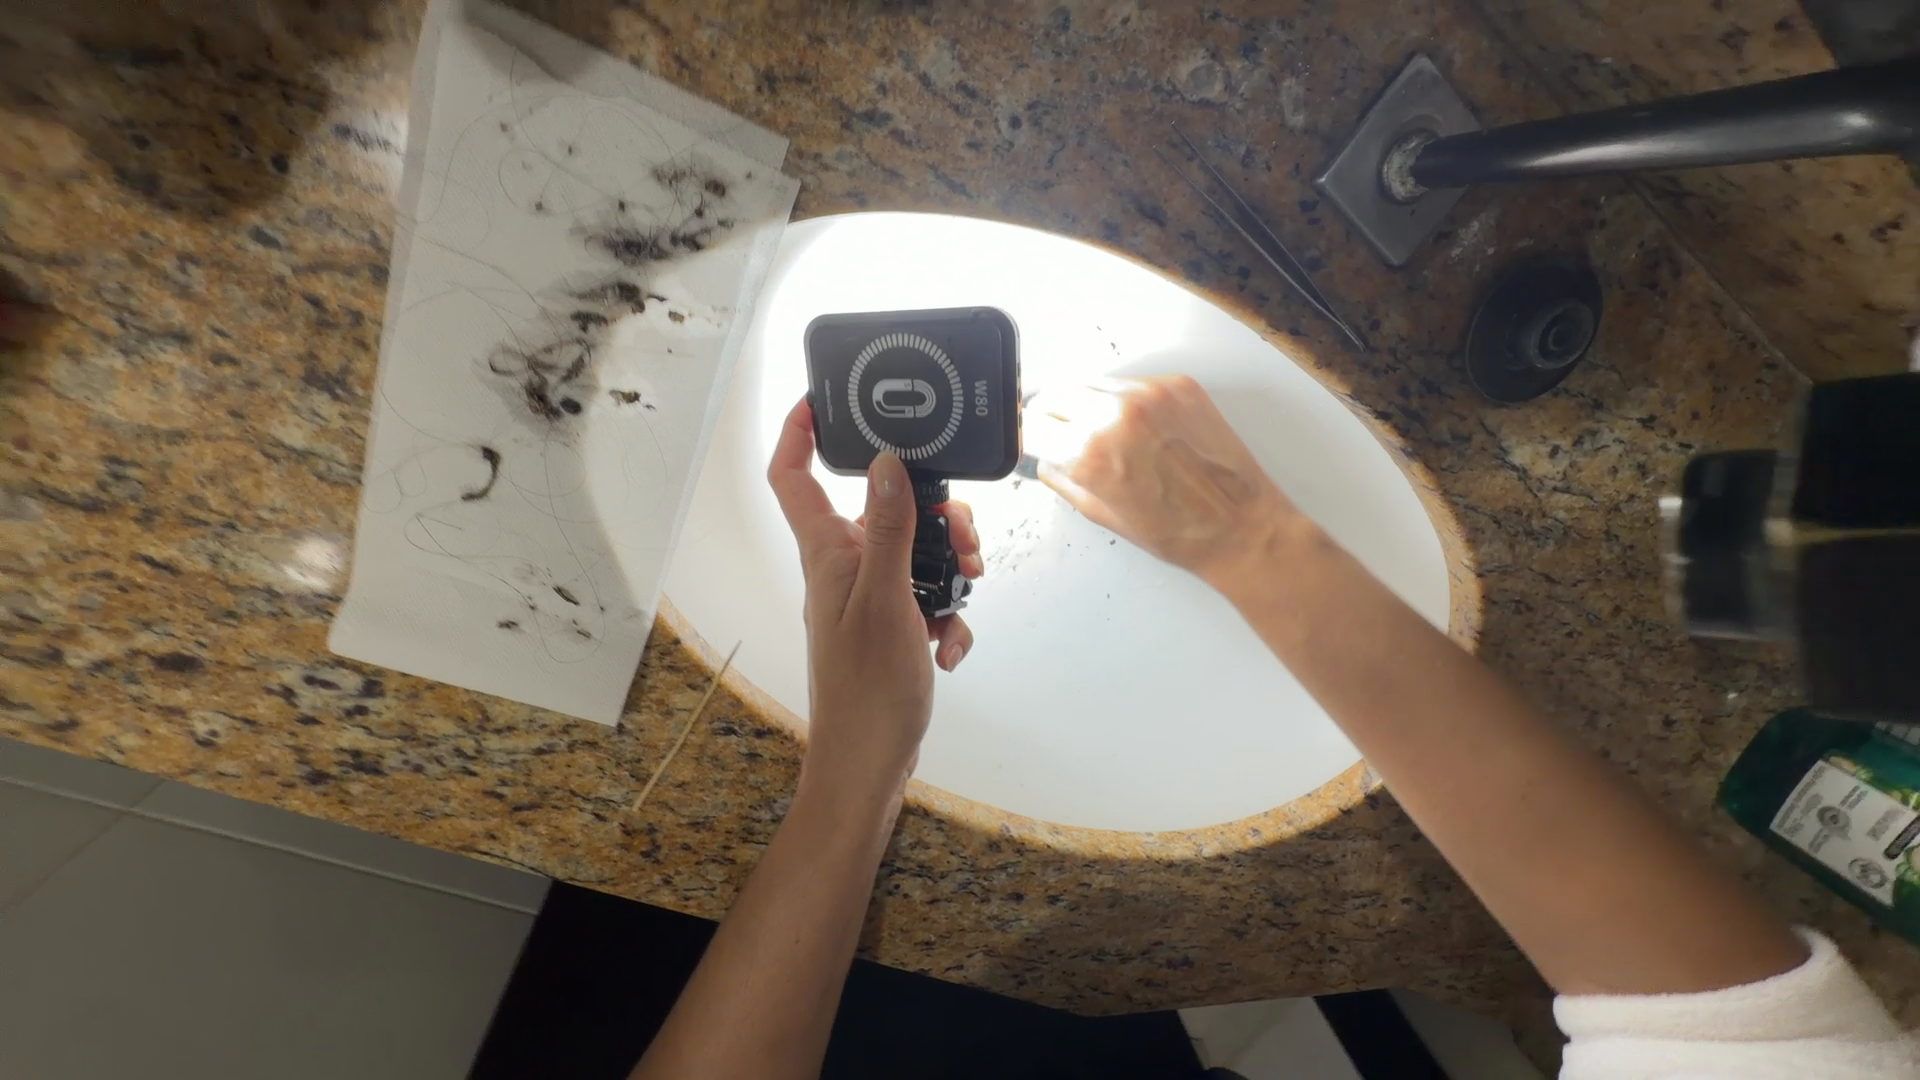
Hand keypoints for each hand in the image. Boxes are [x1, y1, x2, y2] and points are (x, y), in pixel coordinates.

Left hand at [767, 398, 979, 809]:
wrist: (871, 759)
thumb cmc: (866, 688)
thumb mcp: (885, 600)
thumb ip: (888, 530)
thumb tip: (888, 464)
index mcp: (828, 552)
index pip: (793, 476)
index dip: (798, 433)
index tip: (823, 400)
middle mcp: (845, 566)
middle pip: (882, 507)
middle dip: (929, 511)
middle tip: (960, 537)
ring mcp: (870, 595)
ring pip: (913, 549)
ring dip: (947, 563)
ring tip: (965, 589)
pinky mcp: (892, 622)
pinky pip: (924, 595)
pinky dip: (945, 613)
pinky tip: (948, 645)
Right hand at [1026, 376, 1303, 587]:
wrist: (1239, 525)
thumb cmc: (1178, 531)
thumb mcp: (1101, 514)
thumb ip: (1064, 479)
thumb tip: (1048, 458)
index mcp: (1089, 452)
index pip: (1033, 423)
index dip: (1030, 434)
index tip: (1035, 439)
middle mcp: (1115, 414)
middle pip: (1055, 393)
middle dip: (1053, 415)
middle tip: (1062, 433)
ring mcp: (1149, 394)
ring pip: (1092, 383)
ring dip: (1086, 403)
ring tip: (1104, 432)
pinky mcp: (1177, 385)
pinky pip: (1131, 382)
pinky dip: (1124, 400)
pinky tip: (1139, 427)